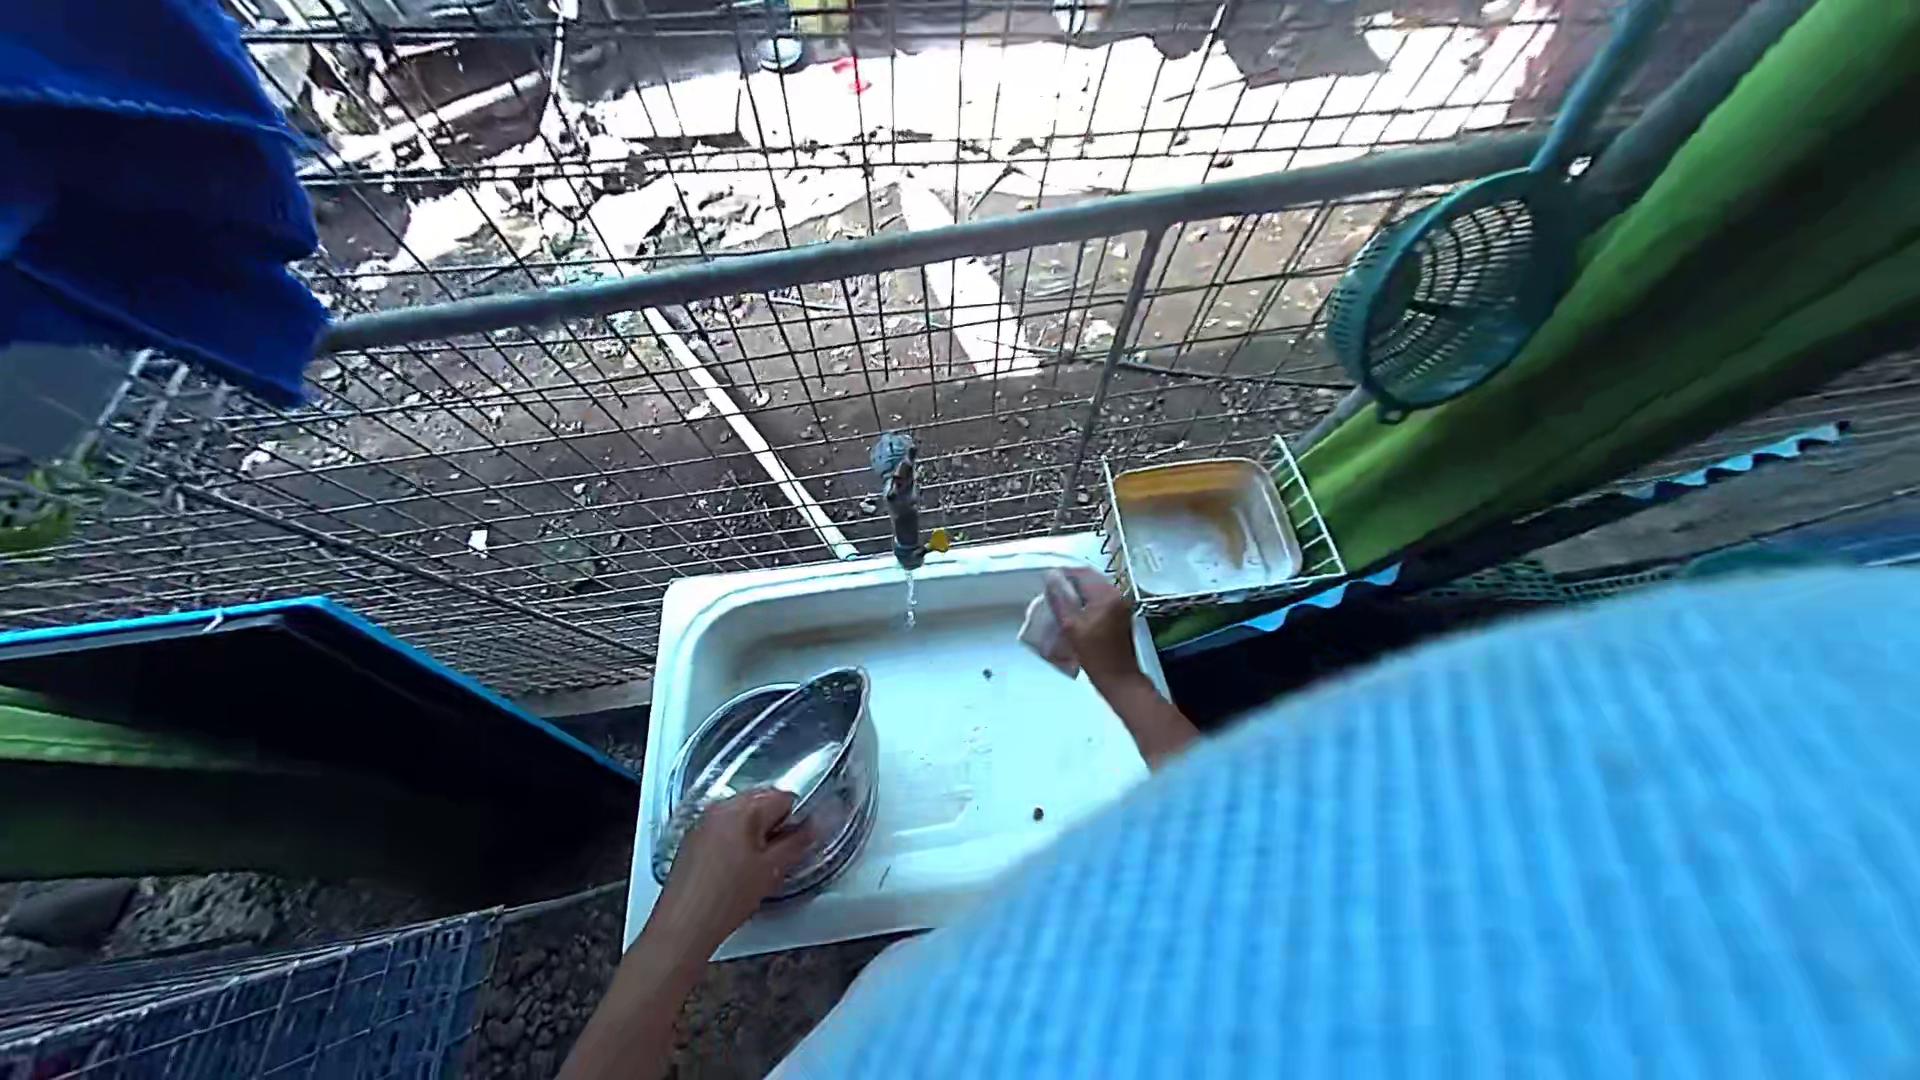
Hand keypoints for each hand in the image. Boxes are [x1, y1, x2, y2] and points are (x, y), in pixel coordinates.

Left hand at [652, 790, 813, 948]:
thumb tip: (815, 825)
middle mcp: (723, 806)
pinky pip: (723, 823)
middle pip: (762, 800)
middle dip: (774, 821)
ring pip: (742, 812)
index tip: (792, 843)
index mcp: (745, 808)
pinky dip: (734, 835)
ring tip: (754, 862)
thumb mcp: (772, 870)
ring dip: (754, 828)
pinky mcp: (691, 836)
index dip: (795, 819)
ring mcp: (704, 819)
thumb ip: (798, 842)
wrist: (681, 928)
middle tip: (775, 854)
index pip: (785, 797)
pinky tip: (732, 865)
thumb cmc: (729, 897)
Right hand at [1047, 567, 1145, 692]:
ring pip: (1094, 589)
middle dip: (1070, 582)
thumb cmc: (1095, 655)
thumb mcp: (1071, 626)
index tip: (1048, 579)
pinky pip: (1100, 599)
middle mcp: (1117, 595)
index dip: (1063, 573)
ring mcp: (1121, 604)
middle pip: (1089, 579)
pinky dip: (1086, 601)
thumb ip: (1060, 599)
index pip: (1082, 572)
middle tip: (1051, 591)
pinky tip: (1074, 611)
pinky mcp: (1120, 614)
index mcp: (1107, 595)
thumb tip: (1051, 577)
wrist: (1119, 678)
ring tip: (1060, 601)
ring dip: (1077, 592)